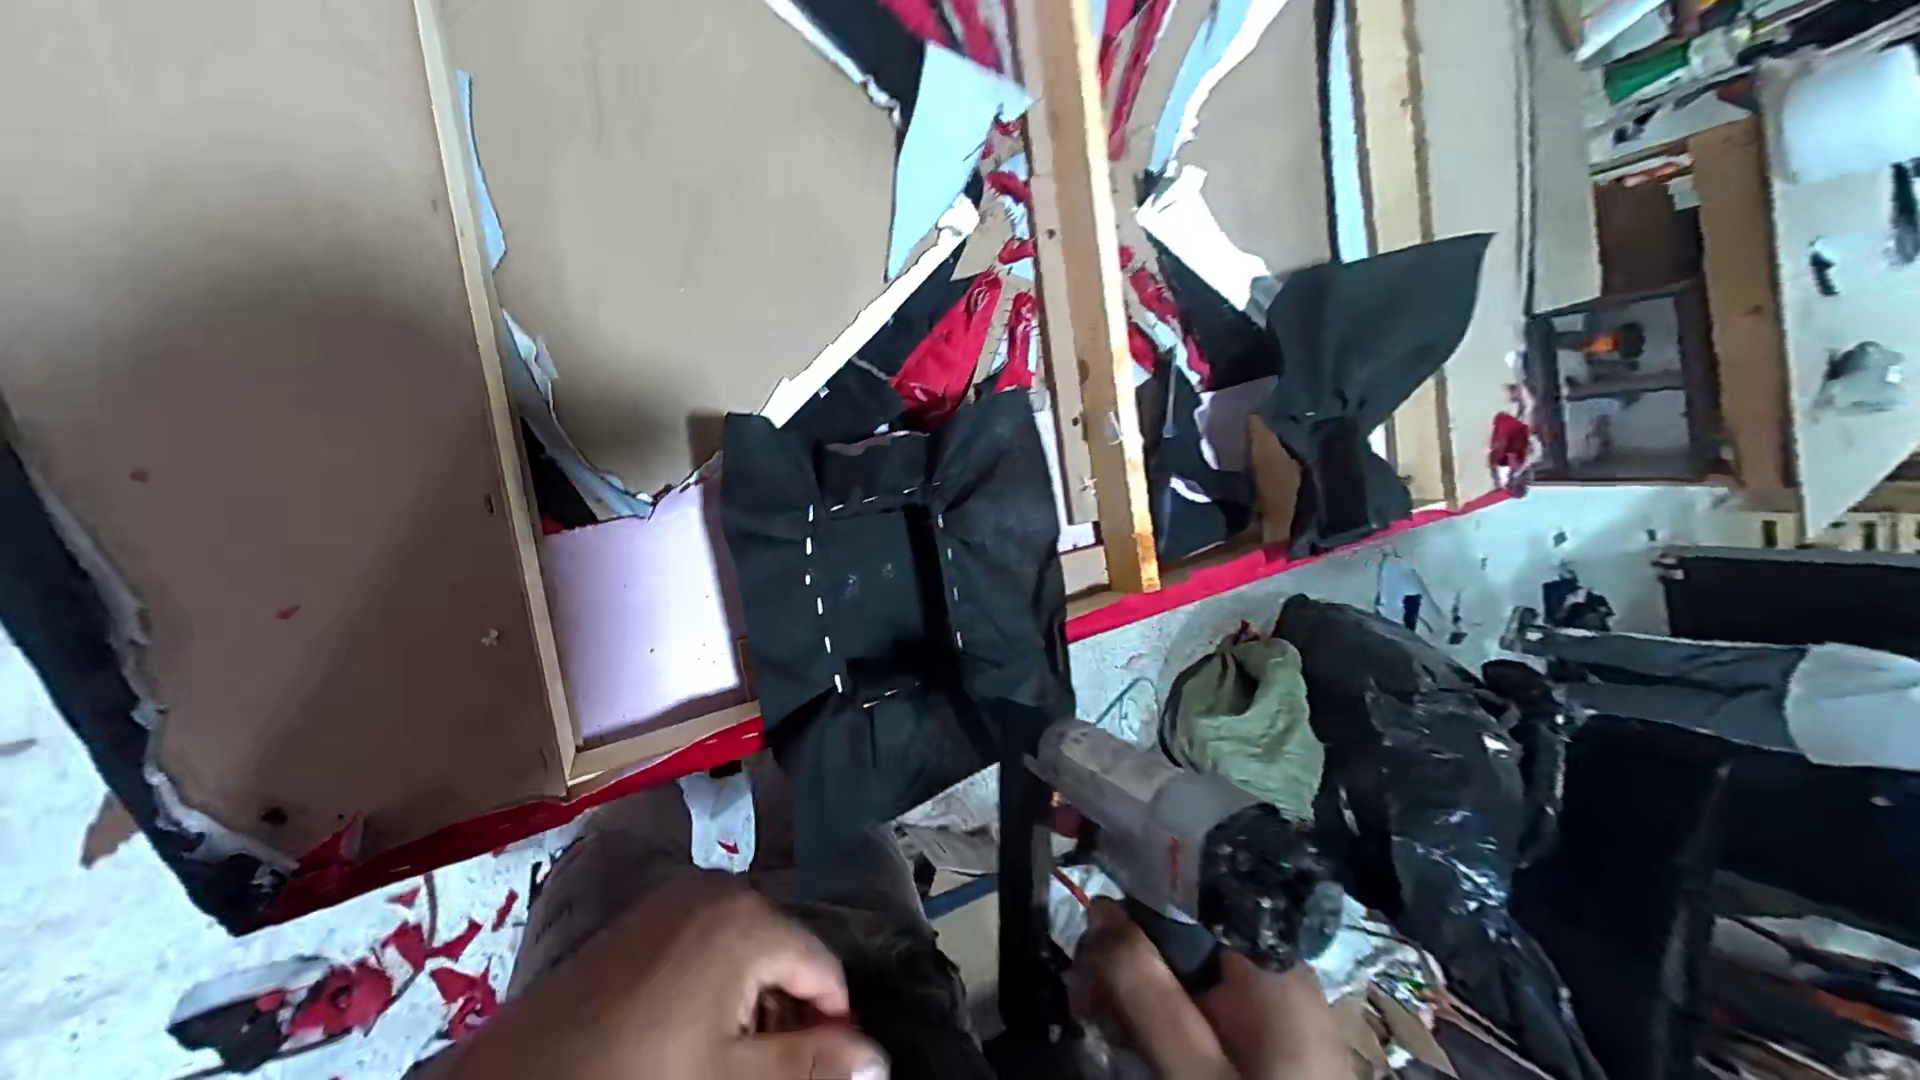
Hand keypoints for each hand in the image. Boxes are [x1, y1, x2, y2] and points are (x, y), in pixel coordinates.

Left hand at [441, 872, 886, 1078]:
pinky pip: (708, 943)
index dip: (830, 1027)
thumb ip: (810, 1067)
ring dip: (751, 1004)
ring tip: (719, 1061)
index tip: (815, 1076)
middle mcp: (719, 888)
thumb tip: (881, 1059)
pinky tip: (685, 1036)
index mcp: (748, 918)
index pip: (825, 969)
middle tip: (757, 1074)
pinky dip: (715, 987)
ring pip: (748, 950)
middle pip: (786, 954)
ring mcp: (677, 896)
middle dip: (785, 1015)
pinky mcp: (646, 915)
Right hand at [1071, 897, 1347, 1079]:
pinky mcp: (1256, 1038)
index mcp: (1272, 966)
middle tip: (1083, 989)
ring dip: (1133, 982)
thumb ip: (1147, 992)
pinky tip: (1123, 1029)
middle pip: (1185, 930)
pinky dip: (1157, 1010)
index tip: (1094, 929)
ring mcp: (1265, 1007)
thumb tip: (1100, 908)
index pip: (1198, 892)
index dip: (1141, 897)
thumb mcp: (1194, 1077)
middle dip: (1128, 951)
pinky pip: (1197, 1001)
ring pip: (1183, 966)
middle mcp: (1271, 972)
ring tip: (1092, 1011)